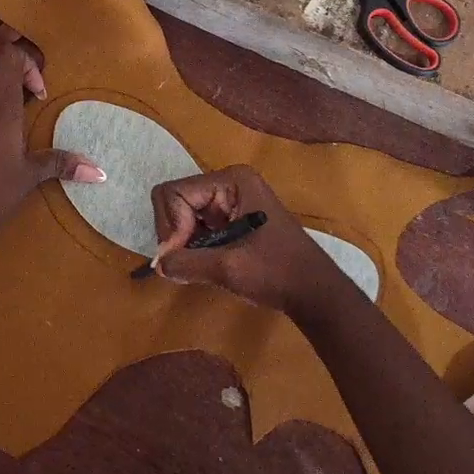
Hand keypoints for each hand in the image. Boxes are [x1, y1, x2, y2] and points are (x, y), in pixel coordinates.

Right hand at [150, 165, 354, 317]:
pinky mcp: (230, 218)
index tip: (179, 256)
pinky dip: (193, 245)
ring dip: (183, 241)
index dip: (170, 225)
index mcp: (232, 181)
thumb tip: (157, 264)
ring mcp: (229, 199)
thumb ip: (187, 263)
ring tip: (199, 264)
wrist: (315, 293)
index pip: (174, 192)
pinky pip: (195, 224)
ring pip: (182, 213)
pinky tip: (206, 262)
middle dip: (174, 232)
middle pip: (175, 199)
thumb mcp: (228, 268)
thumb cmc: (277, 273)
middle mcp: (228, 183)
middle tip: (186, 262)